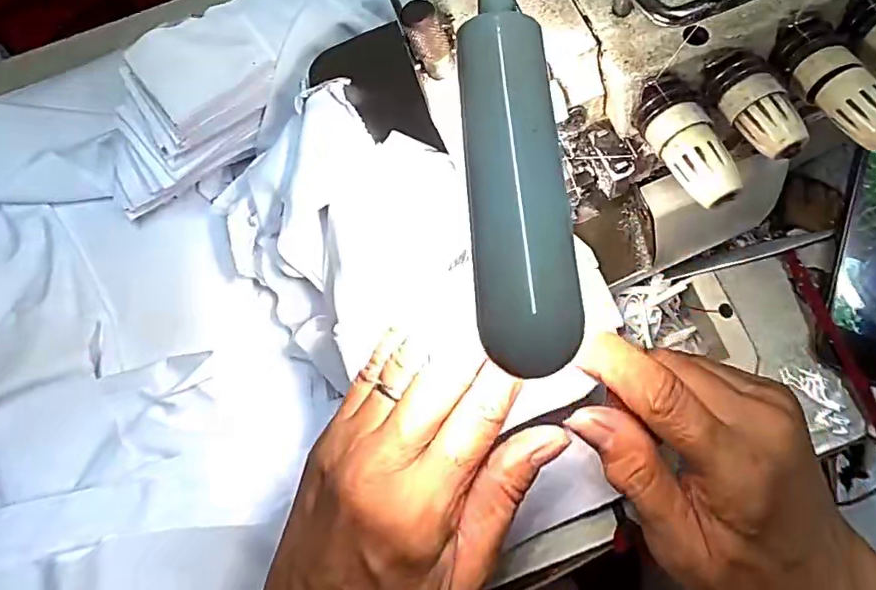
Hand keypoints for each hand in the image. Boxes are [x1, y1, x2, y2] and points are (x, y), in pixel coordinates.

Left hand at [265, 331, 571, 589]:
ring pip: (404, 363)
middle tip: (506, 325)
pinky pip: (368, 371)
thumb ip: (502, 493)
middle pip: (442, 378)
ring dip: (441, 333)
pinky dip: (398, 344)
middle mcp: (379, 464)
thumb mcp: (460, 569)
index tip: (529, 349)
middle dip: (479, 344)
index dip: (508, 374)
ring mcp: (349, 443)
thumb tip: (545, 440)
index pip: (478, 415)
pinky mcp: (330, 434)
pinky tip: (418, 328)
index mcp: (419, 506)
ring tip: (469, 312)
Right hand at [566, 333, 875, 589]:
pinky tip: (684, 421)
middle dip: (630, 383)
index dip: (617, 364)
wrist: (816, 569)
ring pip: (682, 359)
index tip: (581, 354)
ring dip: (654, 383)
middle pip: (668, 367)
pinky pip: (702, 364)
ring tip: (658, 432)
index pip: (665, 393)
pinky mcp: (769, 386)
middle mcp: (761, 417)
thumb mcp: (682, 544)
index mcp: (740, 463)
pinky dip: (679, 384)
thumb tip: (592, 418)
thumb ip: (634, 475)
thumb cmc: (752, 570)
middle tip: (619, 425)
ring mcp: (769, 397)